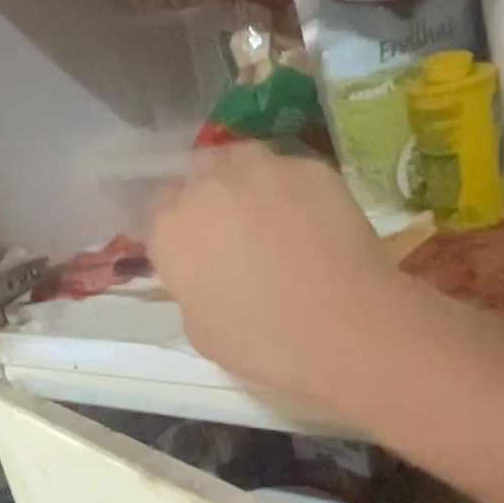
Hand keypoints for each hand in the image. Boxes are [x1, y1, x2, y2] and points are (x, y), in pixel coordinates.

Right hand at [146, 143, 409, 418]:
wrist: (347, 327)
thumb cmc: (265, 341)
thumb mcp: (201, 331)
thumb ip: (191, 288)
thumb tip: (205, 274)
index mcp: (171, 226)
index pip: (157, 208)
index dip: (175, 228)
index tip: (192, 249)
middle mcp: (209, 184)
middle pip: (197, 174)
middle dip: (207, 196)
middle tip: (230, 230)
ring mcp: (263, 168)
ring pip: (241, 160)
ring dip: (244, 181)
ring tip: (267, 213)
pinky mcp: (310, 167)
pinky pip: (289, 171)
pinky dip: (291, 189)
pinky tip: (309, 219)